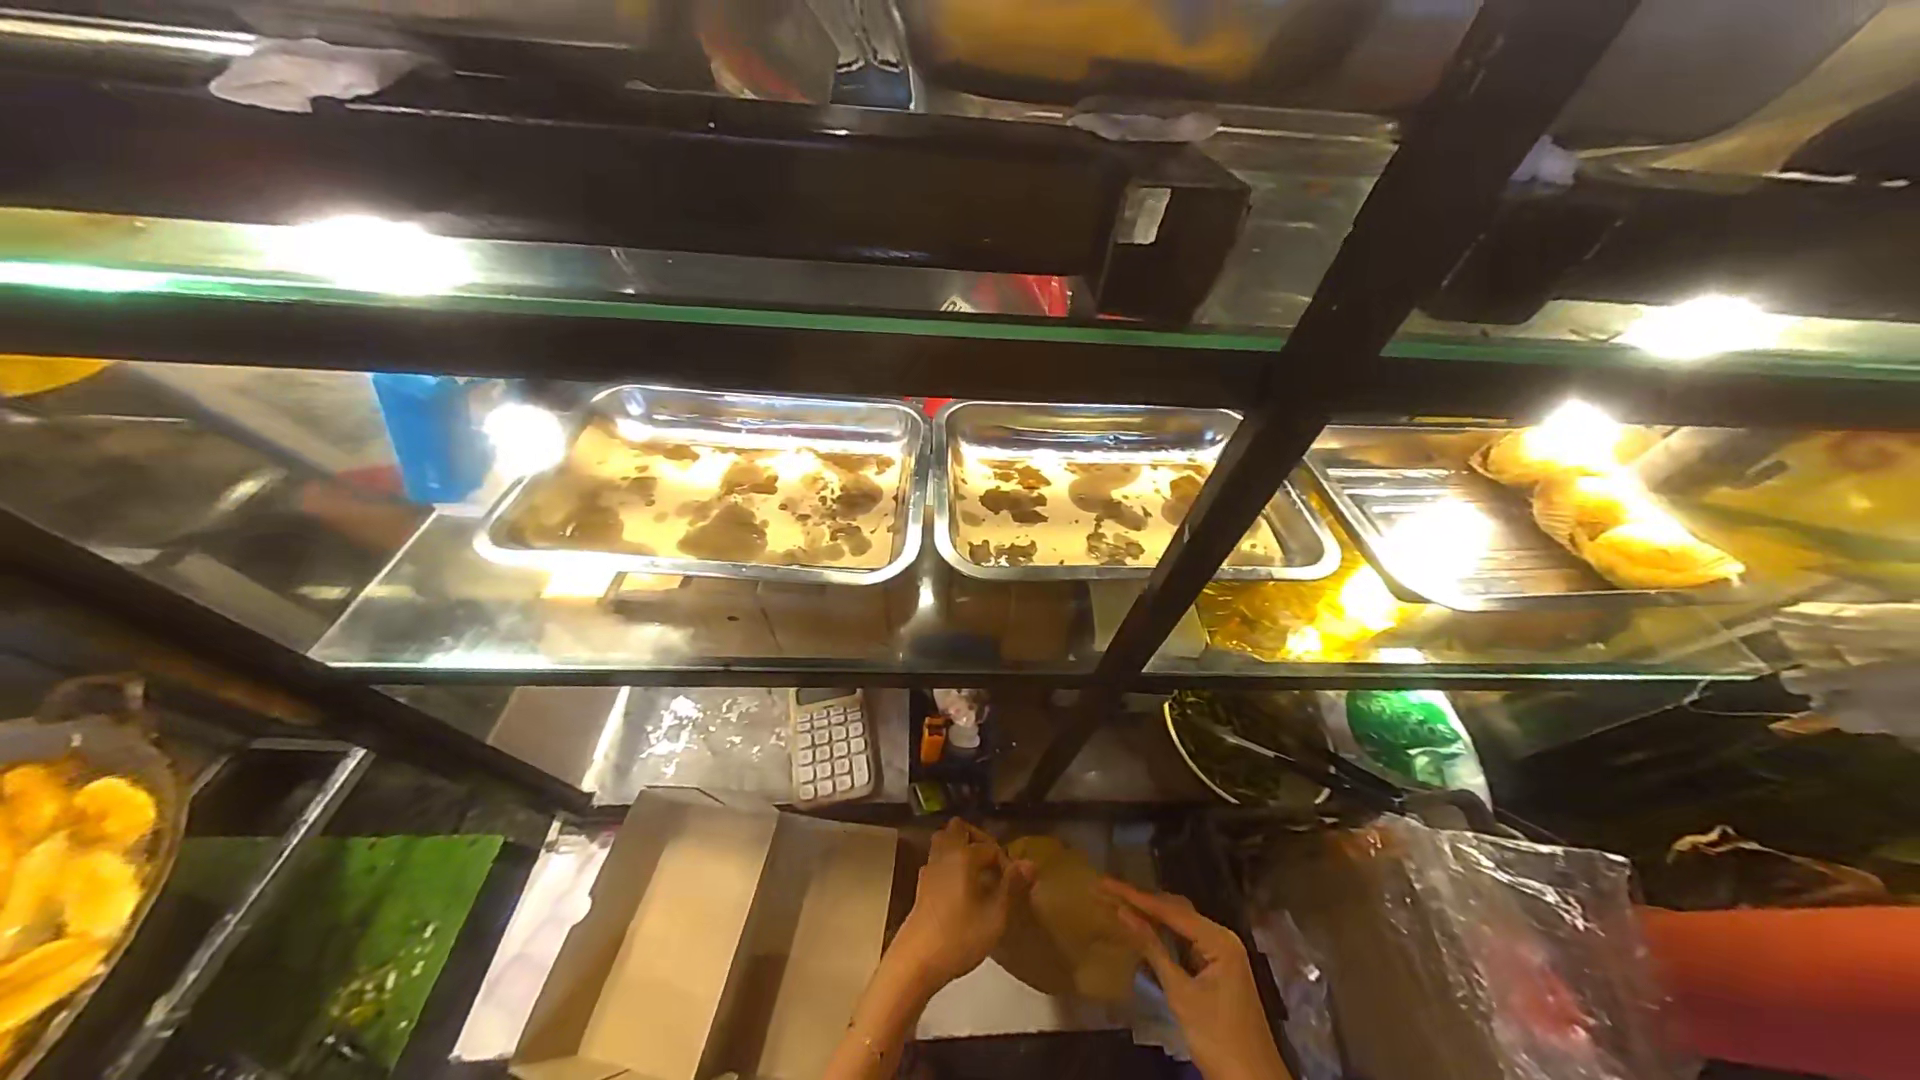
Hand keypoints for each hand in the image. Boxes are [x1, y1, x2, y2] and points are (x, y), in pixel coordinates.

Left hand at [887, 819, 1031, 989]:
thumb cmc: (960, 937)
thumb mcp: (995, 916)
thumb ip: (1013, 887)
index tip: (1014, 887)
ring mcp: (929, 868)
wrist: (916, 961)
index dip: (1006, 864)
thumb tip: (1031, 863)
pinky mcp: (921, 884)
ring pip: (944, 841)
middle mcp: (944, 854)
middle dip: (979, 840)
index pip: (991, 847)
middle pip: (959, 829)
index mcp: (963, 856)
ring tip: (979, 874)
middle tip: (994, 865)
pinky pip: (938, 859)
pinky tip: (961, 889)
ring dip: (962, 848)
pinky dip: (950, 863)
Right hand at [1101, 879, 1290, 1079]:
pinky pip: (1185, 942)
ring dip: (1150, 915)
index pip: (1169, 910)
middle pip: (1176, 910)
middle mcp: (1222, 938)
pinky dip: (1163, 935)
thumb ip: (1153, 949)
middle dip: (1141, 900)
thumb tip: (1123, 913)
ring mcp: (1221, 954)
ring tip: (1118, 902)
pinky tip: (1142, 931)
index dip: (1134, 895)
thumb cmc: (1218, 1039)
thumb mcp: (1180, 993)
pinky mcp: (1216, 970)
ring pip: (1180, 925)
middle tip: (1107, 890)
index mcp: (1218, 939)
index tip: (1106, 883)